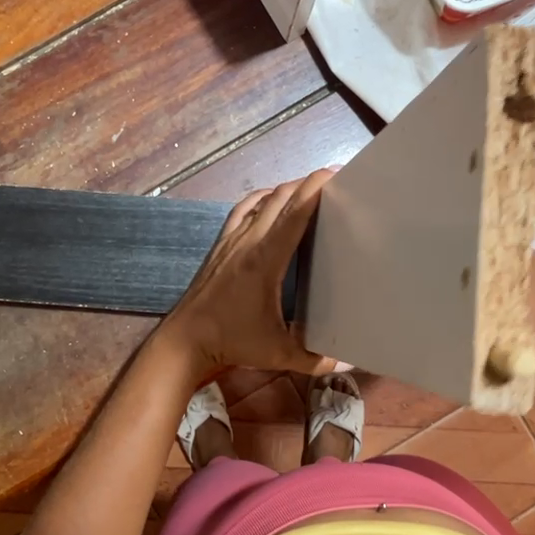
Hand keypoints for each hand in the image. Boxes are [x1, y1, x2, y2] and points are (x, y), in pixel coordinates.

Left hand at [156, 171, 338, 378]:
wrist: (185, 340)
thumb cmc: (232, 343)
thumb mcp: (279, 355)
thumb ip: (317, 360)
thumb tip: (350, 361)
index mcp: (265, 260)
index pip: (294, 213)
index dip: (315, 189)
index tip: (336, 174)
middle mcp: (248, 241)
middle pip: (281, 198)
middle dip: (308, 185)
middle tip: (335, 184)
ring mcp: (231, 240)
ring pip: (262, 200)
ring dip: (287, 190)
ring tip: (309, 191)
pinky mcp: (220, 244)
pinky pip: (243, 209)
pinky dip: (262, 199)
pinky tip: (272, 200)